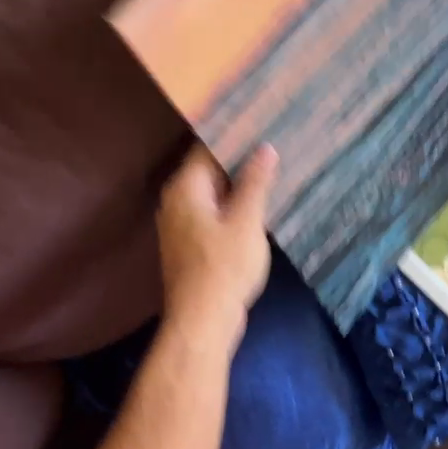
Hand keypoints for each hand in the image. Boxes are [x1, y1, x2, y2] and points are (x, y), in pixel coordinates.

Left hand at [158, 143, 277, 347]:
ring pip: (210, 195)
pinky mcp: (187, 245)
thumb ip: (255, 182)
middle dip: (238, 161)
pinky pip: (210, 215)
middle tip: (272, 149)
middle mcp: (175, 201)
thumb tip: (265, 148)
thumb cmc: (225, 267)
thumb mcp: (247, 221)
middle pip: (207, 171)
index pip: (207, 147)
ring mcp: (178, 225)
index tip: (263, 127)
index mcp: (185, 188)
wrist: (202, 321)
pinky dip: (230, 208)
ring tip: (270, 175)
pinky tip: (254, 210)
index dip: (235, 137)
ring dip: (236, 187)